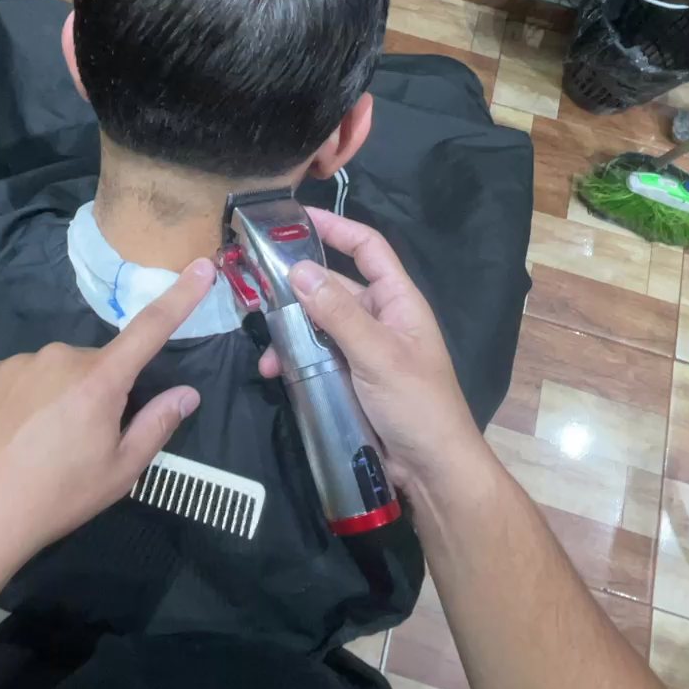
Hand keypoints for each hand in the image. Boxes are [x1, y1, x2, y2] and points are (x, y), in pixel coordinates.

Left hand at [0, 259, 213, 570]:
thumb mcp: (119, 473)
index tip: (202, 265)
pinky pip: (18, 377)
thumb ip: (157, 425)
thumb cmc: (54, 499)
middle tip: (78, 441)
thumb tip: (187, 393)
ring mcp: (18, 361)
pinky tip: (6, 436)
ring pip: (53, 370)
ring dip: (55, 395)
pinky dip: (20, 399)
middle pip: (95, 364)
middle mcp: (60, 357)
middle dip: (96, 390)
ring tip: (35, 445)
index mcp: (100, 380)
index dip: (181, 295)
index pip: (152, 327)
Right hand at [259, 209, 490, 496]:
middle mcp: (378, 317)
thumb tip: (298, 269)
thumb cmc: (417, 403)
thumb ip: (338, 312)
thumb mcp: (377, 354)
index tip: (297, 217)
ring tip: (266, 343)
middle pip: (334, 286)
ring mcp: (362, 349)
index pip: (367, 247)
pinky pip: (315, 356)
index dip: (336, 227)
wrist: (432, 471)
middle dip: (299, 286)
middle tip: (256, 283)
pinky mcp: (347, 377)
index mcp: (397, 300)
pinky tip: (275, 371)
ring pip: (318, 324)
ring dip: (291, 330)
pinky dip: (294, 359)